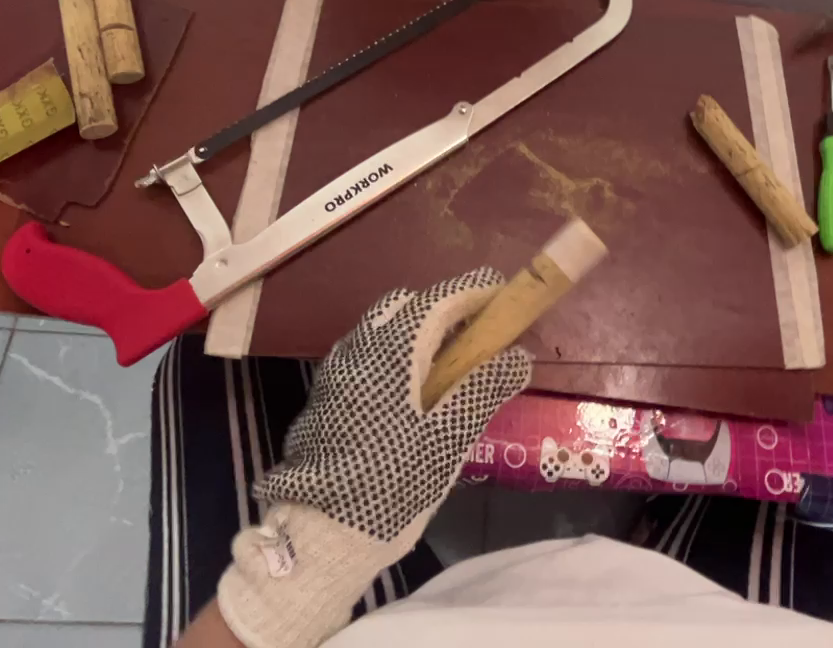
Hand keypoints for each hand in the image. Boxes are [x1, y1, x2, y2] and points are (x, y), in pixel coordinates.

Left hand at [214, 270, 530, 647]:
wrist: (315, 540)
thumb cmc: (388, 485)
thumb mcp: (446, 440)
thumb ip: (483, 390)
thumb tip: (517, 356)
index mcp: (390, 351)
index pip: (438, 299)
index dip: (474, 291)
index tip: (504, 295)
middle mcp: (358, 348)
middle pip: (406, 305)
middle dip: (444, 308)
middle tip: (478, 336)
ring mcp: (336, 371)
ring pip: (381, 329)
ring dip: (417, 332)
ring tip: (449, 368)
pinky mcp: (325, 396)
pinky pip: (366, 355)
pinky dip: (396, 355)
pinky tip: (410, 396)